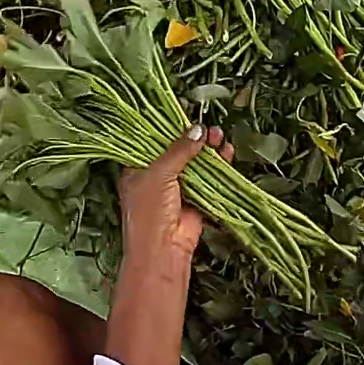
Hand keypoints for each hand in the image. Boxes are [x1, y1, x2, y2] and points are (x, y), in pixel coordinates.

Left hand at [107, 124, 231, 364]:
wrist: (163, 250)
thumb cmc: (150, 211)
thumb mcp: (159, 173)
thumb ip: (179, 150)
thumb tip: (197, 129)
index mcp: (137, 168)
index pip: (154, 141)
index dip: (170, 128)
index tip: (187, 114)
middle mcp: (156, 176)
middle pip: (178, 150)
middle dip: (194, 138)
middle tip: (209, 127)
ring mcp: (177, 188)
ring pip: (196, 163)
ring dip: (208, 150)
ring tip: (219, 137)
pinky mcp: (196, 199)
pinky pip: (209, 178)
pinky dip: (218, 167)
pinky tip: (226, 154)